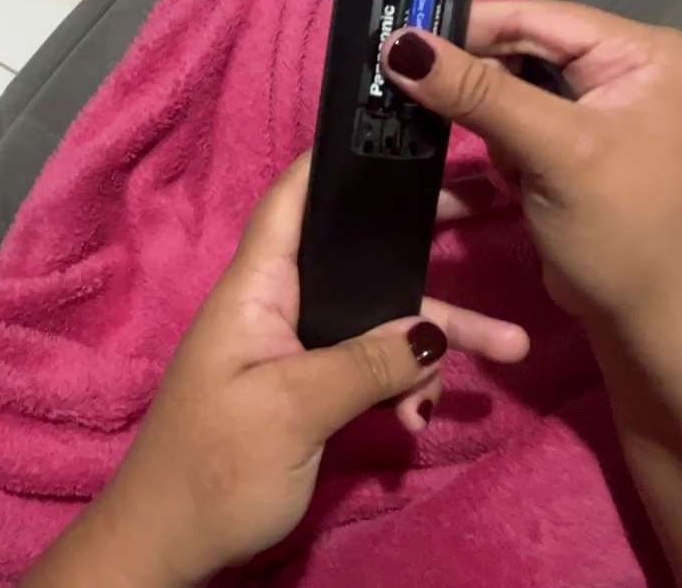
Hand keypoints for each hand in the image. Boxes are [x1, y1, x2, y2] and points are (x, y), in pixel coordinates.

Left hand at [23, 153, 529, 586]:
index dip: (336, 162)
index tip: (397, 138)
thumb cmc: (215, 465)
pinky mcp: (309, 381)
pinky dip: (402, 380)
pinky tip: (425, 418)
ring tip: (510, 349)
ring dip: (432, 334)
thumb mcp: (292, 410)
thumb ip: (363, 362)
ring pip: (375, 314)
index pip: (292, 199)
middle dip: (421, 243)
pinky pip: (368, 361)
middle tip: (488, 216)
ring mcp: (296, 341)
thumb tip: (431, 330)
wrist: (171, 542)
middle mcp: (279, 299)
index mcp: (259, 284)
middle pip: (355, 253)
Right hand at [379, 0, 681, 344]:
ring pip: (510, 86)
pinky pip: (516, 123)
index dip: (464, 26)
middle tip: (407, 87)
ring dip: (481, 115)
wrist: (664, 332)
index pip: (534, 17)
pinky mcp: (574, 148)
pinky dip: (494, 141)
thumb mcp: (553, 152)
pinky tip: (499, 171)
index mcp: (640, 53)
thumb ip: (476, 92)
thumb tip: (398, 44)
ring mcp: (598, 111)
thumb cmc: (627, 233)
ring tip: (463, 139)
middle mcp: (623, 70)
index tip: (394, 39)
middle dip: (472, 76)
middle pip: (521, 49)